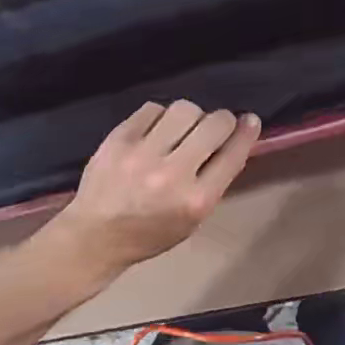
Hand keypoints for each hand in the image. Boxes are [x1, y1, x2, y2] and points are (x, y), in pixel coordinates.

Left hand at [47, 100, 259, 273]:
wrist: (94, 236)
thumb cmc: (150, 233)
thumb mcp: (192, 220)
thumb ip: (214, 182)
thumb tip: (234, 141)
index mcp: (195, 200)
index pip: (232, 154)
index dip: (246, 132)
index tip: (250, 120)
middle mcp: (172, 174)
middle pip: (213, 123)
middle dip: (222, 120)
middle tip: (215, 126)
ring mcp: (142, 154)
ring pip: (184, 109)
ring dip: (191, 115)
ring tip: (182, 129)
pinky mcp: (118, 139)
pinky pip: (152, 108)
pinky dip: (160, 115)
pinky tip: (156, 130)